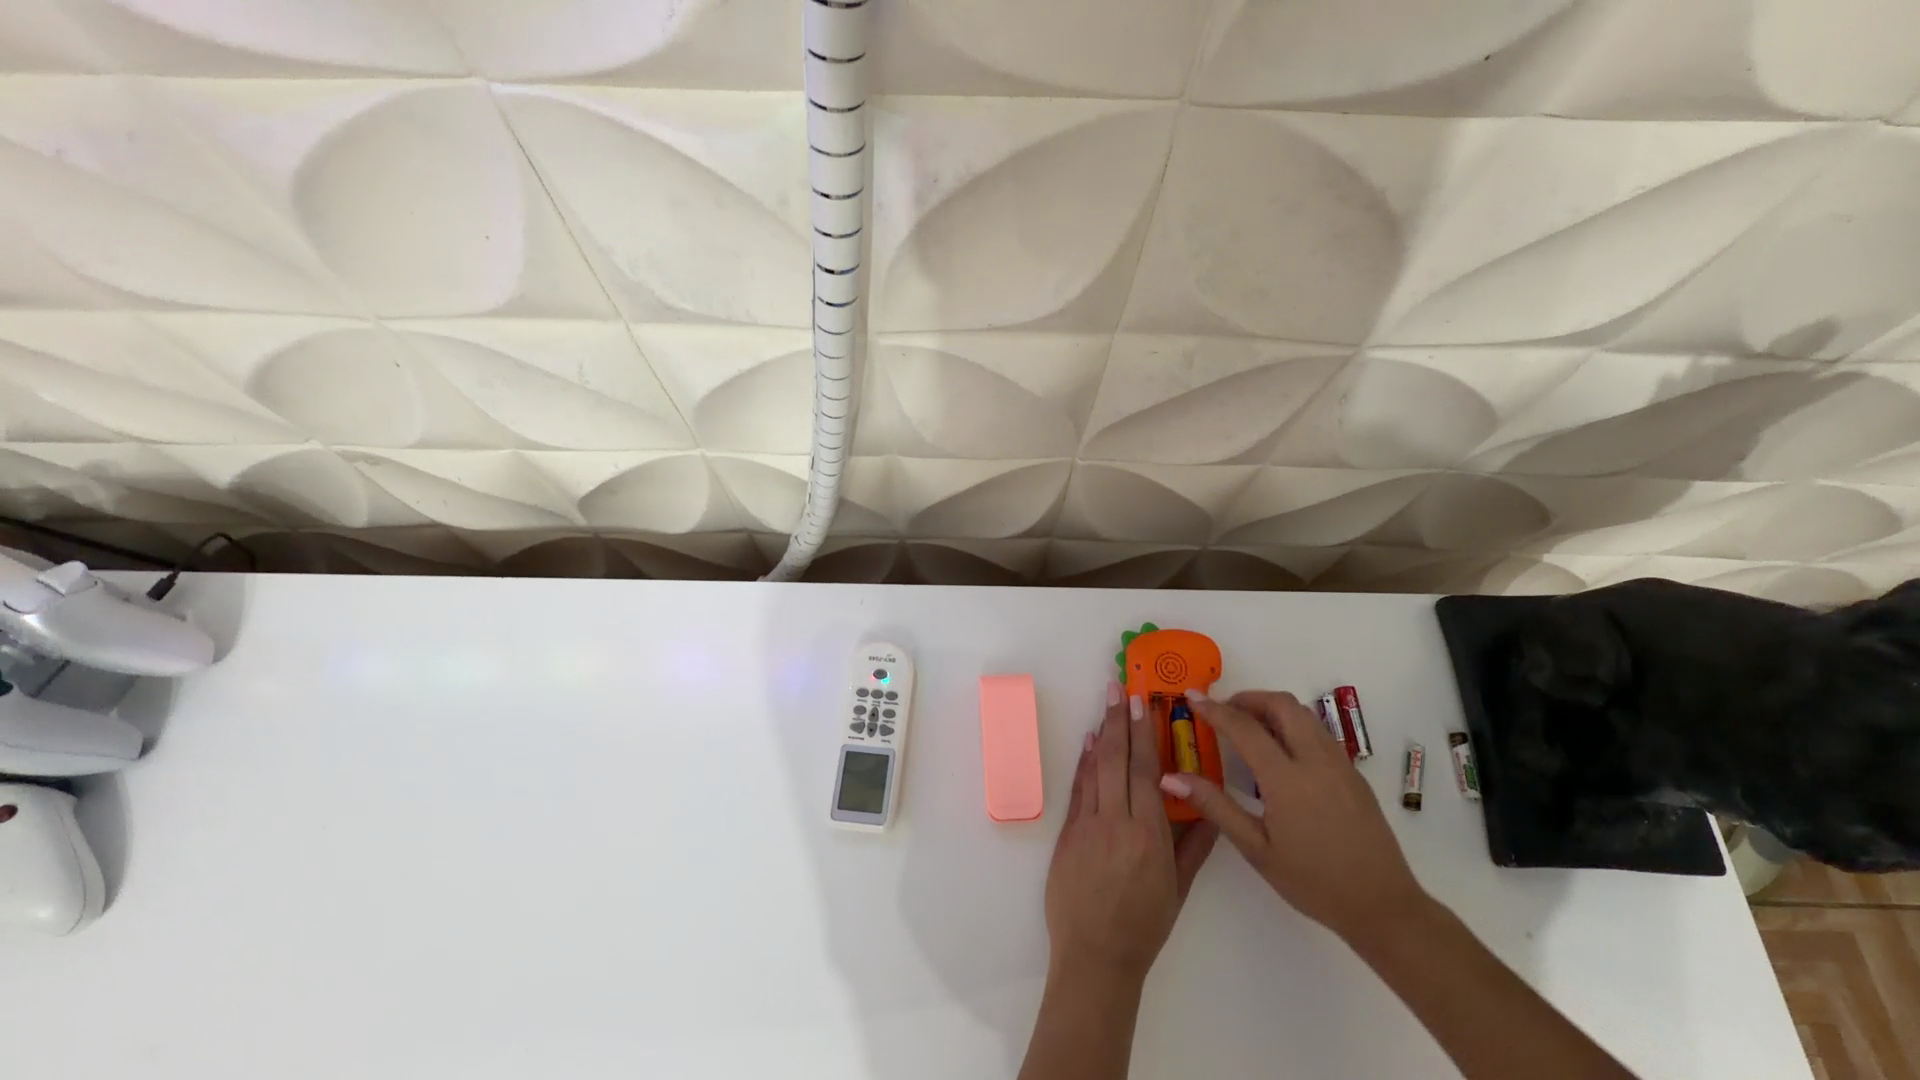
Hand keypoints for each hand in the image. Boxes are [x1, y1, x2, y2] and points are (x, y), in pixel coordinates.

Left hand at [1043, 681, 1218, 983]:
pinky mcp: (1066, 835)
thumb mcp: (1179, 887)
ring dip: (1100, 734)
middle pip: (1117, 760)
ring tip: (1105, 704)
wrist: (1096, 957)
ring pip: (1093, 769)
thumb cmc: (1144, 925)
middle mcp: (1116, 822)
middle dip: (1118, 720)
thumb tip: (1211, 807)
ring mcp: (1086, 826)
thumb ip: (1196, 844)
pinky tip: (1088, 745)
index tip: (1143, 702)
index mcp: (1149, 834)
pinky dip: (1082, 764)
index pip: (1147, 770)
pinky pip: (1077, 791)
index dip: (1144, 732)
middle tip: (1119, 687)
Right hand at [1161, 690, 1425, 945]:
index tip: (1191, 698)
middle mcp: (1316, 761)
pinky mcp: (1354, 774)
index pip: (1244, 728)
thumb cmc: (1312, 882)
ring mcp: (1340, 764)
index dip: (1214, 709)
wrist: (1382, 904)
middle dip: (1248, 699)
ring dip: (1273, 709)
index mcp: (1287, 779)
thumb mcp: (1256, 849)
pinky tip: (1280, 754)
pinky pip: (1320, 733)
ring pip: (1305, 715)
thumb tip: (1171, 778)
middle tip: (1223, 712)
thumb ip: (1215, 806)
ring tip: (1248, 728)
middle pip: (1282, 705)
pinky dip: (1294, 726)